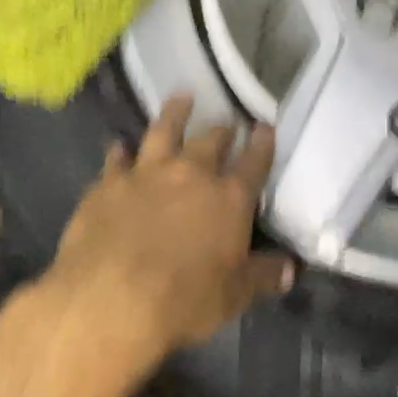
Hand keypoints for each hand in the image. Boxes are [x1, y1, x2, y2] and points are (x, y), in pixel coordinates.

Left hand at [45, 95, 294, 352]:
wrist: (110, 298)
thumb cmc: (184, 299)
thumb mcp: (234, 295)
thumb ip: (262, 276)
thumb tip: (290, 269)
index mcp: (229, 199)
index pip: (253, 163)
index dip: (262, 144)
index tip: (265, 127)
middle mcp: (190, 175)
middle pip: (210, 141)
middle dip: (222, 130)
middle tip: (226, 122)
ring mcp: (146, 174)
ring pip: (163, 131)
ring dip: (175, 113)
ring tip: (182, 97)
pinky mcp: (108, 185)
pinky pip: (116, 159)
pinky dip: (120, 151)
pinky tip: (120, 145)